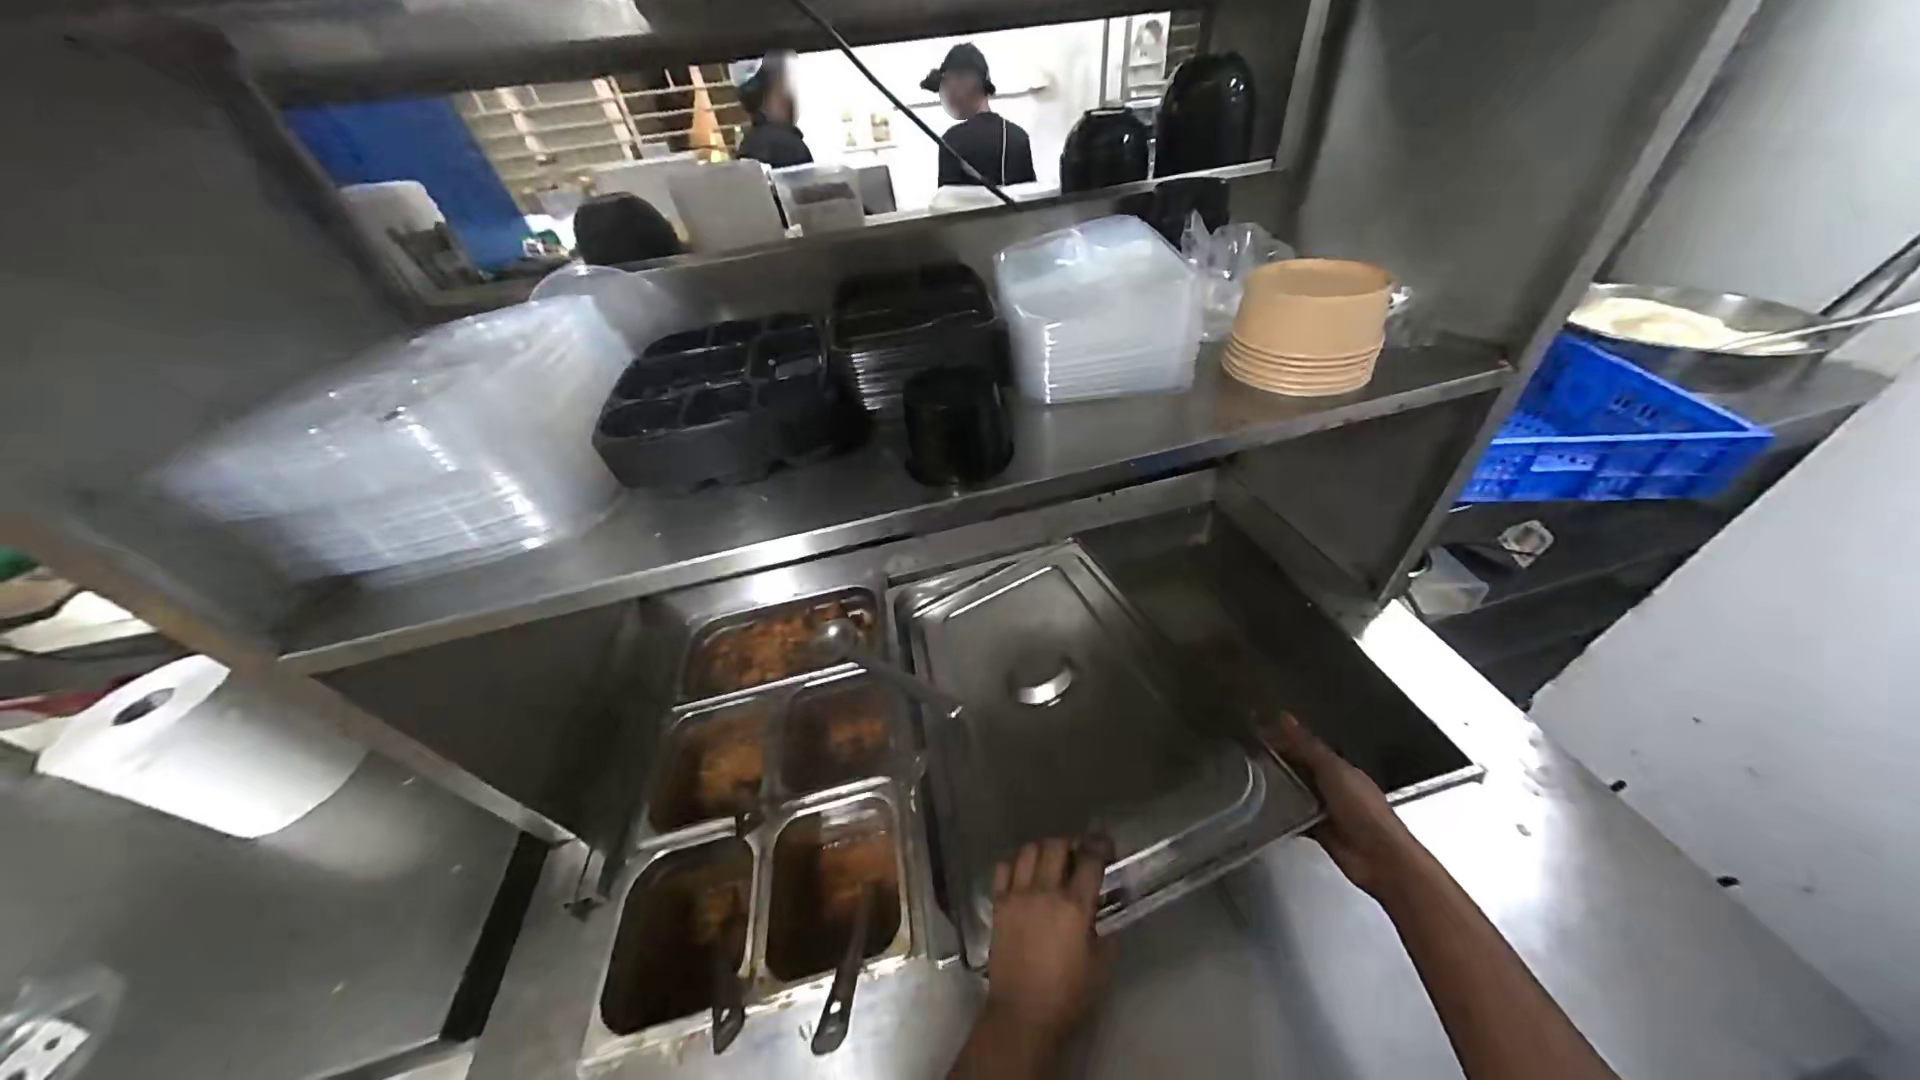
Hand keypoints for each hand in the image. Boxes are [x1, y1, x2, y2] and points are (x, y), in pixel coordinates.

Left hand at [984, 835, 1113, 1043]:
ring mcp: (1017, 895)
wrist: (1022, 1014)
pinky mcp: (998, 903)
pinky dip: (1015, 863)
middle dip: (1070, 844)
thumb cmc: (1067, 995)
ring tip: (1050, 860)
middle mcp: (1045, 891)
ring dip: (1043, 849)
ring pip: (1028, 851)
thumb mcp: (1100, 966)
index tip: (1104, 843)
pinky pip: (1004, 868)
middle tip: (1077, 853)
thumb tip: (1103, 912)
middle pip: (1056, 845)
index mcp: (1074, 907)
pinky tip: (1023, 873)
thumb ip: (1105, 932)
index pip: (1089, 860)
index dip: (1099, 845)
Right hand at [1264, 713, 1419, 897]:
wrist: (1379, 859)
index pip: (1308, 748)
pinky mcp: (1317, 831)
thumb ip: (1307, 745)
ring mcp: (1326, 811)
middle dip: (1279, 764)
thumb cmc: (1365, 811)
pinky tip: (1266, 809)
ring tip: (1252, 781)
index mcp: (1341, 769)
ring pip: (1295, 794)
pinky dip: (1282, 815)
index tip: (1260, 731)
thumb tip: (1286, 717)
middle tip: (1250, 756)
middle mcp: (1333, 788)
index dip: (1286, 739)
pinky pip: (1293, 818)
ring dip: (1280, 790)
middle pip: (1300, 771)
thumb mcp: (1332, 769)